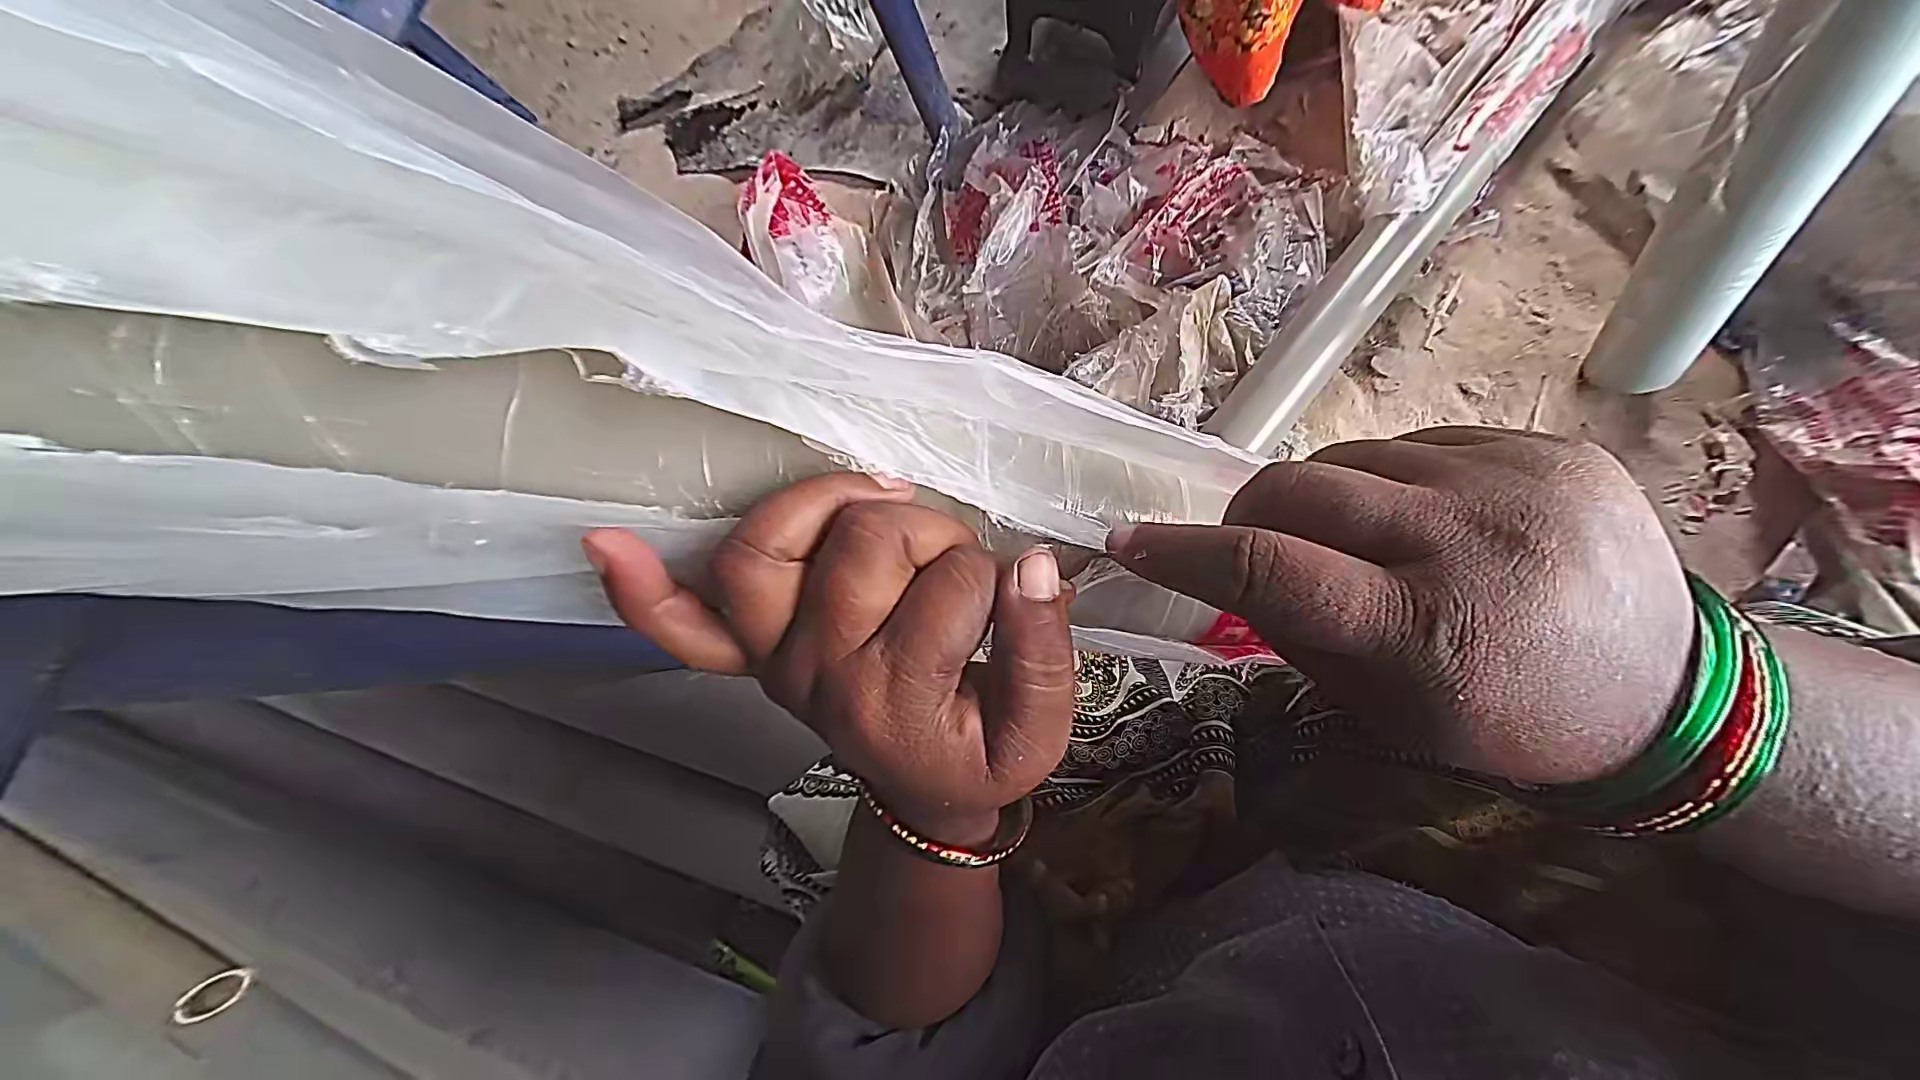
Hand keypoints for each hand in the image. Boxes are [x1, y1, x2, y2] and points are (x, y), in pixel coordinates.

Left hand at [582, 474, 1076, 842]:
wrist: (925, 787)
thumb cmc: (979, 758)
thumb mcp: (1039, 731)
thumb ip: (1044, 651)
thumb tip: (1029, 566)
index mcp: (897, 699)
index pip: (955, 582)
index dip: (994, 578)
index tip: (1007, 603)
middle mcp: (820, 675)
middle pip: (870, 542)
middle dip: (935, 533)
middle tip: (959, 564)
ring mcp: (777, 660)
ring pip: (777, 543)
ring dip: (839, 504)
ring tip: (888, 504)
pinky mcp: (755, 652)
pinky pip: (685, 622)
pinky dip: (646, 589)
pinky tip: (612, 547)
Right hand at [1111, 427, 1693, 784]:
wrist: (1671, 698)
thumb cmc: (1494, 719)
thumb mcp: (1373, 704)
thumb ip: (1290, 629)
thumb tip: (1224, 570)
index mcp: (1421, 628)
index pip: (1267, 569)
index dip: (1184, 550)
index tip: (1130, 539)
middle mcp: (1470, 540)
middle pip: (1294, 489)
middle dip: (1246, 514)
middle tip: (1252, 544)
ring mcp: (1517, 482)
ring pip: (1344, 459)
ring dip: (1320, 500)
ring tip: (1356, 542)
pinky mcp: (1548, 448)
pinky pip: (1409, 446)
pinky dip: (1384, 484)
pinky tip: (1421, 522)